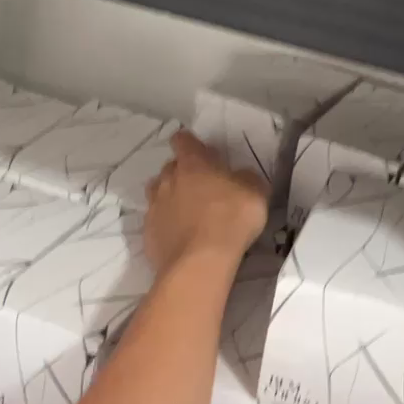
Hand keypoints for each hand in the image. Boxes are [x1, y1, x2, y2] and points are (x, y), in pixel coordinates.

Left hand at [143, 131, 268, 270]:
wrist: (200, 263)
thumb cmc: (230, 219)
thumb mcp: (255, 191)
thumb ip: (246, 177)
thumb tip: (241, 176)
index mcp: (193, 163)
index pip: (183, 140)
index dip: (191, 143)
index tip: (203, 154)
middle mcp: (168, 179)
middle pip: (170, 167)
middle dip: (183, 172)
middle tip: (202, 187)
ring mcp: (154, 206)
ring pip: (158, 192)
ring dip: (170, 196)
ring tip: (188, 211)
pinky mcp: (148, 232)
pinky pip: (156, 220)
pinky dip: (166, 224)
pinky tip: (181, 236)